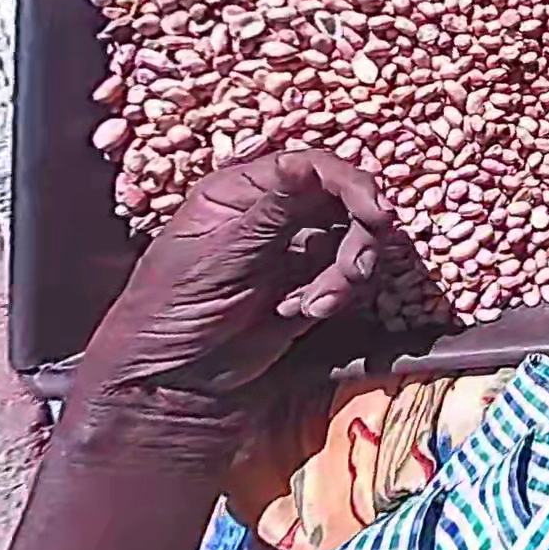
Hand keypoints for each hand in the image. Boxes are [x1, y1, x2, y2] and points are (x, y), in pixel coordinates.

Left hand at [81, 150, 404, 401]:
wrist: (172, 382)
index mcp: (244, 190)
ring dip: (348, 270)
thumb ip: (269, 212)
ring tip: (317, 303)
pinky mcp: (320, 272)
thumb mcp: (219, 258)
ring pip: (359, 234)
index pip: (315, 167)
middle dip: (360, 235)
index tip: (378, 215)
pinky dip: (340, 291)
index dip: (353, 185)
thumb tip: (303, 166)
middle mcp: (281, 207)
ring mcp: (303, 239)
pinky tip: (306, 310)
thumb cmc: (170, 312)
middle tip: (357, 268)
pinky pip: (354, 269)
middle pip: (348, 198)